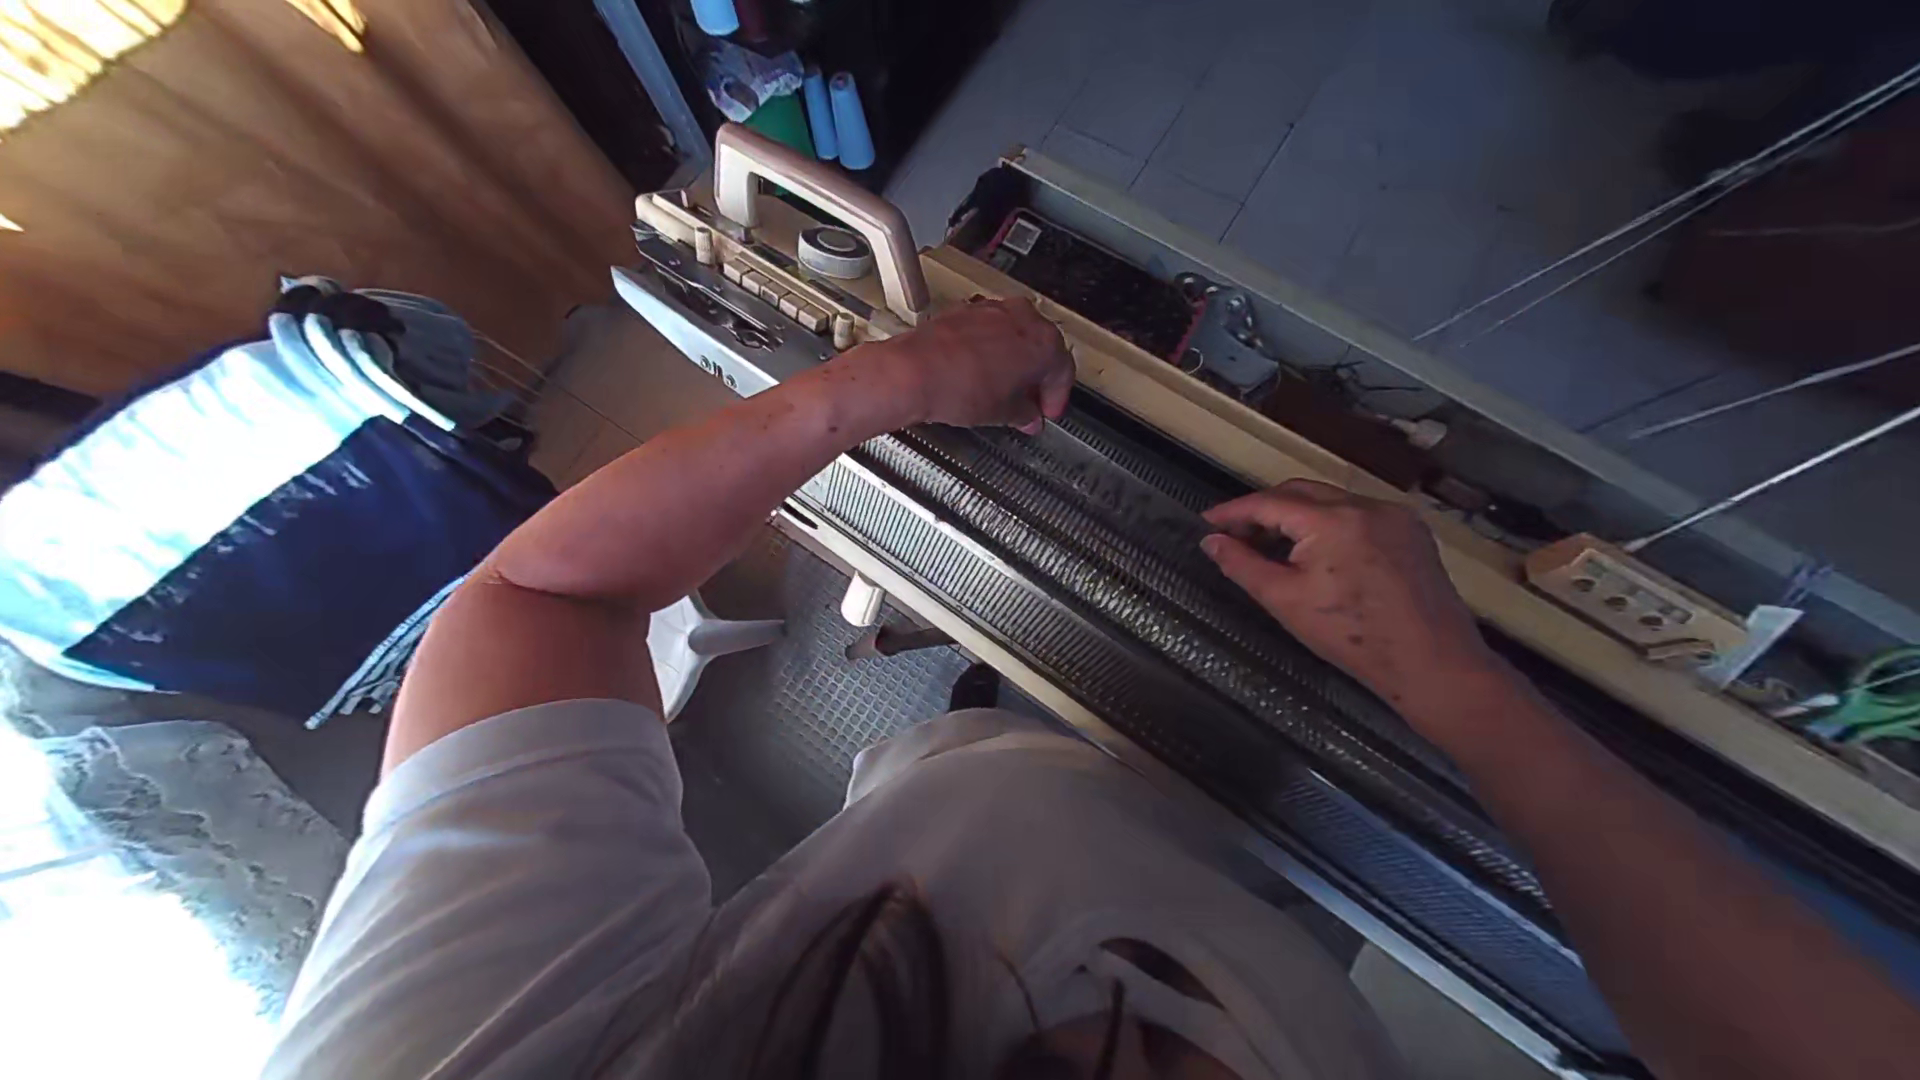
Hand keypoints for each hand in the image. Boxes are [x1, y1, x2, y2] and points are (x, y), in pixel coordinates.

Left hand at [863, 297, 1074, 432]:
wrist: (913, 372)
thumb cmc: (957, 386)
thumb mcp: (1002, 413)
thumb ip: (1025, 414)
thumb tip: (1028, 416)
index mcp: (1044, 342)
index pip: (1063, 371)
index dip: (1057, 397)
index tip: (1047, 411)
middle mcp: (1022, 318)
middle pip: (1042, 349)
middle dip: (1037, 378)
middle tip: (1030, 403)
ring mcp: (993, 310)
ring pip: (1016, 337)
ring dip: (1014, 363)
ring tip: (1003, 392)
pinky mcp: (966, 311)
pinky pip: (990, 332)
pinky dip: (992, 352)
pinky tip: (980, 376)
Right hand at [1200, 479, 1502, 710]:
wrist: (1432, 662)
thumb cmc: (1351, 635)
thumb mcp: (1283, 599)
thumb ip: (1241, 564)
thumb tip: (1211, 541)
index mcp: (1331, 521)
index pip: (1268, 502)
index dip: (1232, 511)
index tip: (1206, 521)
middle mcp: (1365, 506)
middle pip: (1298, 492)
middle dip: (1262, 508)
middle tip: (1235, 533)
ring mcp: (1394, 515)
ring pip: (1329, 500)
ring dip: (1294, 515)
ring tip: (1271, 544)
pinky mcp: (1411, 530)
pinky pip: (1356, 513)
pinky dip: (1327, 522)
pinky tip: (1316, 550)